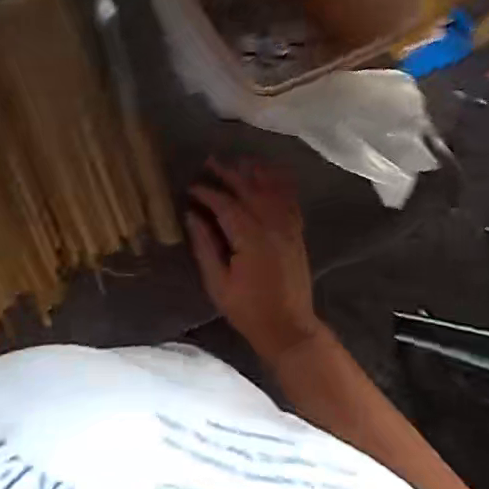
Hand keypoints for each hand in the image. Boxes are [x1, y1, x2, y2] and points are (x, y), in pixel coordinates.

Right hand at [187, 159, 327, 360]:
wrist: (289, 328)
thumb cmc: (249, 310)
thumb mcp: (218, 283)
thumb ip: (205, 246)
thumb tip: (192, 216)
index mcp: (250, 237)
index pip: (226, 204)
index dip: (207, 193)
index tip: (191, 187)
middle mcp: (272, 225)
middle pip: (249, 189)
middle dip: (228, 173)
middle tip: (209, 162)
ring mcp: (288, 227)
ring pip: (271, 189)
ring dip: (255, 172)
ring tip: (239, 160)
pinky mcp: (297, 232)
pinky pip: (290, 199)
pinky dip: (281, 183)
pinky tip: (272, 173)